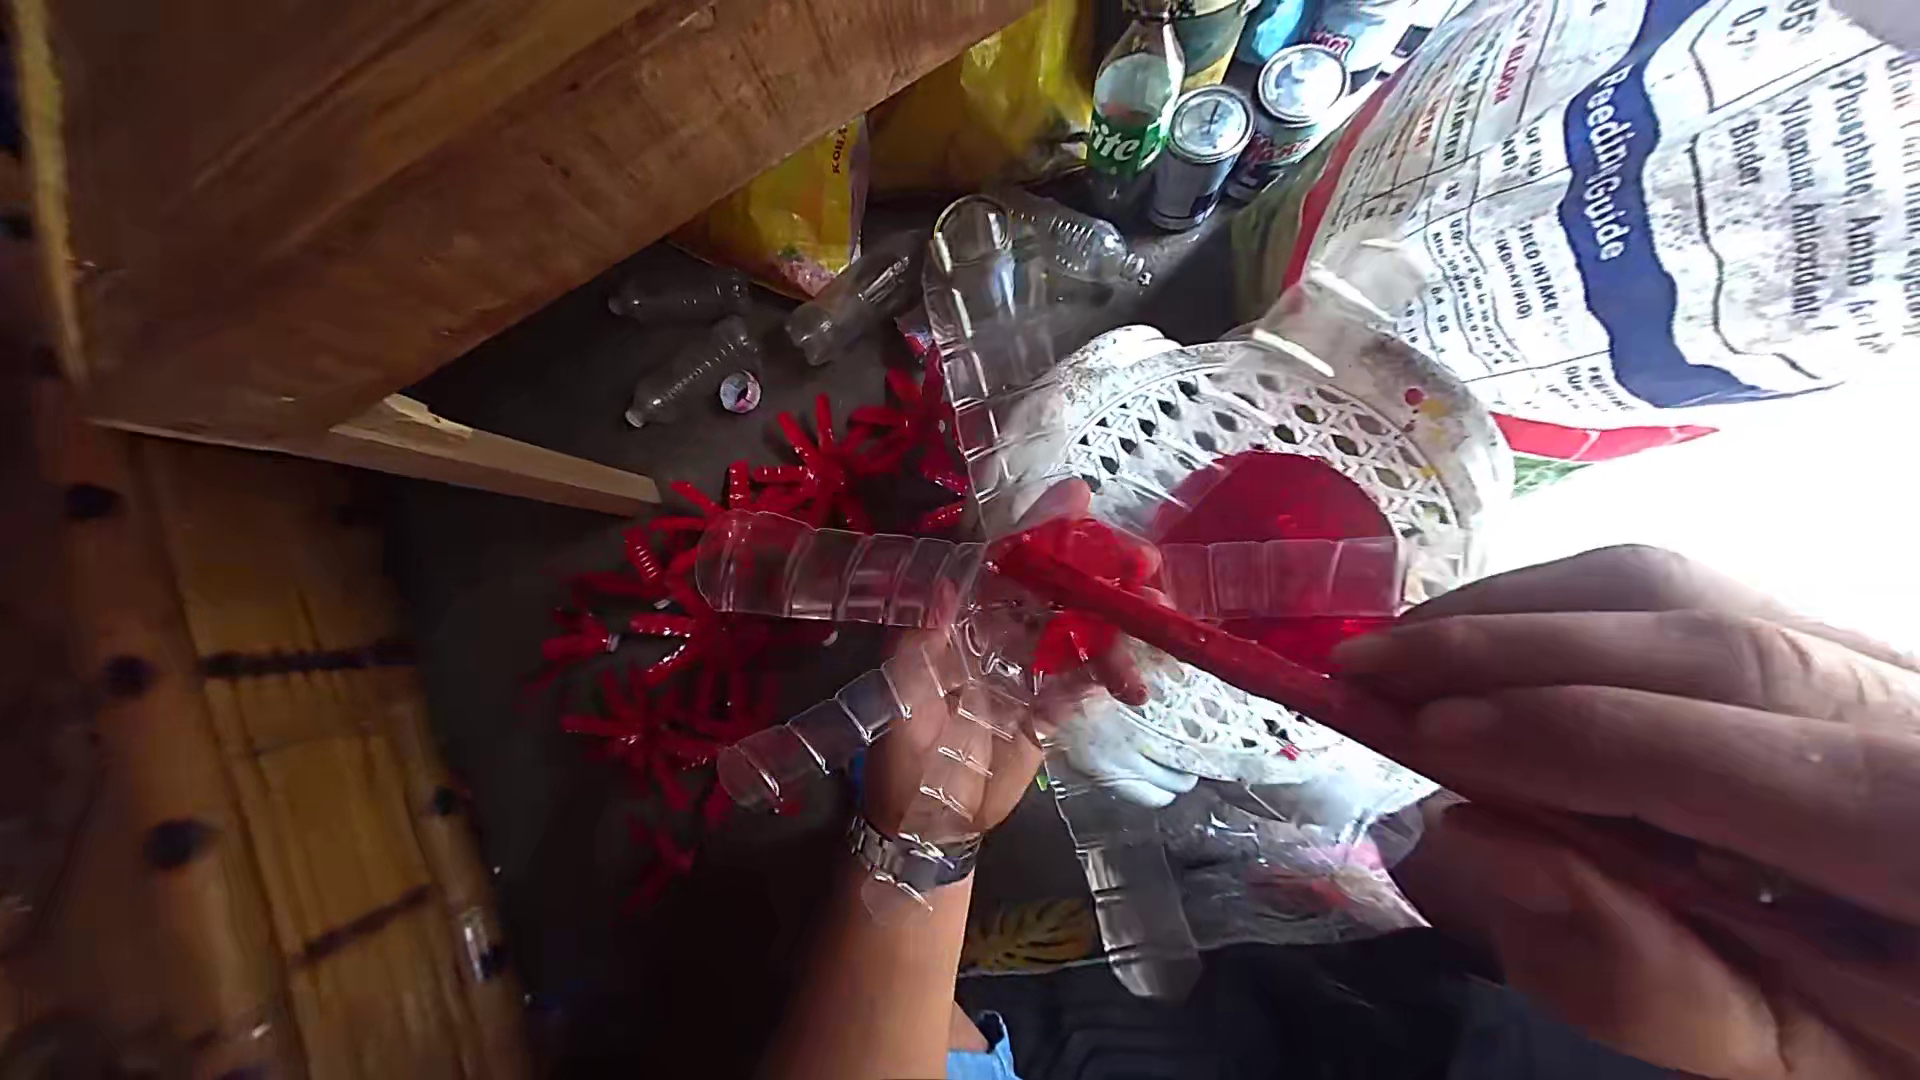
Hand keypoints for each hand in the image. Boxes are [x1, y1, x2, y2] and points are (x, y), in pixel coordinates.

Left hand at [862, 479, 1156, 837]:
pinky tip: (1133, 681)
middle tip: (1141, 559)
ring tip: (1155, 617)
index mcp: (963, 617)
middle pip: (1054, 589)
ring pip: (1078, 632)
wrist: (925, 817)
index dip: (1040, 530)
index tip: (1079, 499)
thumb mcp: (901, 691)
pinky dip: (1107, 678)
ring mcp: (1029, 669)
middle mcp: (1000, 632)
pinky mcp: (1048, 708)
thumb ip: (921, 640)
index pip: (1004, 563)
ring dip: (1116, 623)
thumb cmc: (900, 750)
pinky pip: (1081, 686)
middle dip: (1097, 569)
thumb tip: (945, 585)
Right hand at [1330, 545, 1919, 1079]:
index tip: (1422, 736)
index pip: (1751, 770)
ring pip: (1660, 585)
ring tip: (1395, 650)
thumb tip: (1483, 840)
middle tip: (1363, 667)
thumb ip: (1639, 979)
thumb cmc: (1871, 1026)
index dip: (1566, 739)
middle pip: (1702, 642)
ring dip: (1496, 611)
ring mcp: (1872, 649)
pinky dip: (1524, 599)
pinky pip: (1643, 579)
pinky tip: (1462, 637)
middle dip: (1497, 649)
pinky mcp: (1792, 614)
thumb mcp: (1771, 1054)